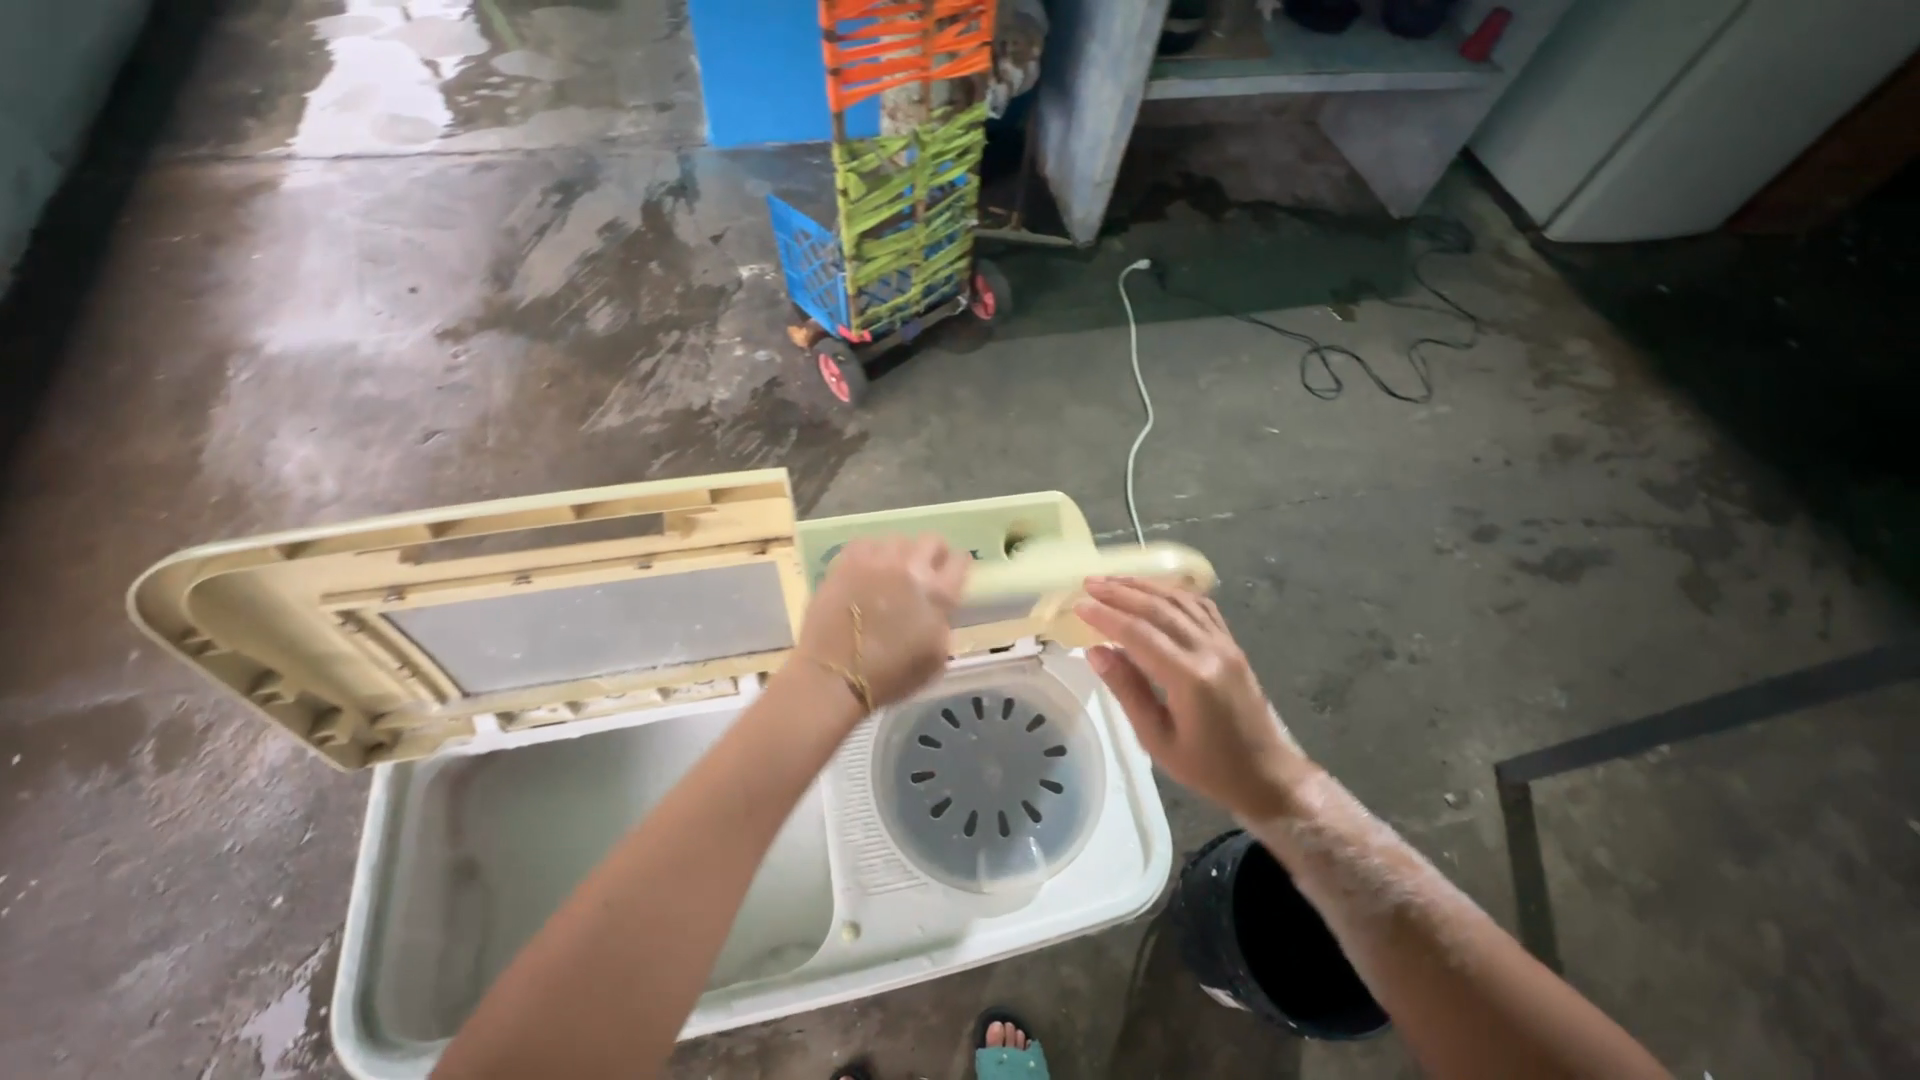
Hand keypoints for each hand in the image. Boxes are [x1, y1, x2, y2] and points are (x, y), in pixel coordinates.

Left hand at [796, 535, 967, 710]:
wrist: (834, 676)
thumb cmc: (890, 676)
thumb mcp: (936, 659)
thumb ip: (943, 626)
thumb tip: (937, 612)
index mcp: (938, 594)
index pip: (959, 561)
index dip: (958, 566)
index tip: (952, 574)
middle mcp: (910, 568)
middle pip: (931, 540)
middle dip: (933, 553)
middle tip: (925, 570)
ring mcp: (876, 561)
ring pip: (897, 539)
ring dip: (900, 553)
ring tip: (892, 571)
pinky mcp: (845, 562)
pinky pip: (865, 544)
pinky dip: (871, 554)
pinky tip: (866, 570)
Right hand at [1075, 577, 1312, 819]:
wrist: (1266, 775)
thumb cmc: (1208, 767)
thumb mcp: (1157, 739)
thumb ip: (1127, 690)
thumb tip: (1095, 650)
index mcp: (1190, 678)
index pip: (1139, 634)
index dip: (1106, 616)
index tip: (1078, 604)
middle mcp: (1210, 651)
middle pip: (1160, 608)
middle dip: (1121, 593)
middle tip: (1088, 584)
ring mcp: (1225, 645)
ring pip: (1181, 601)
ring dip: (1145, 587)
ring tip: (1113, 581)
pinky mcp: (1233, 646)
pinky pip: (1202, 608)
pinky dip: (1174, 593)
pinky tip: (1155, 591)